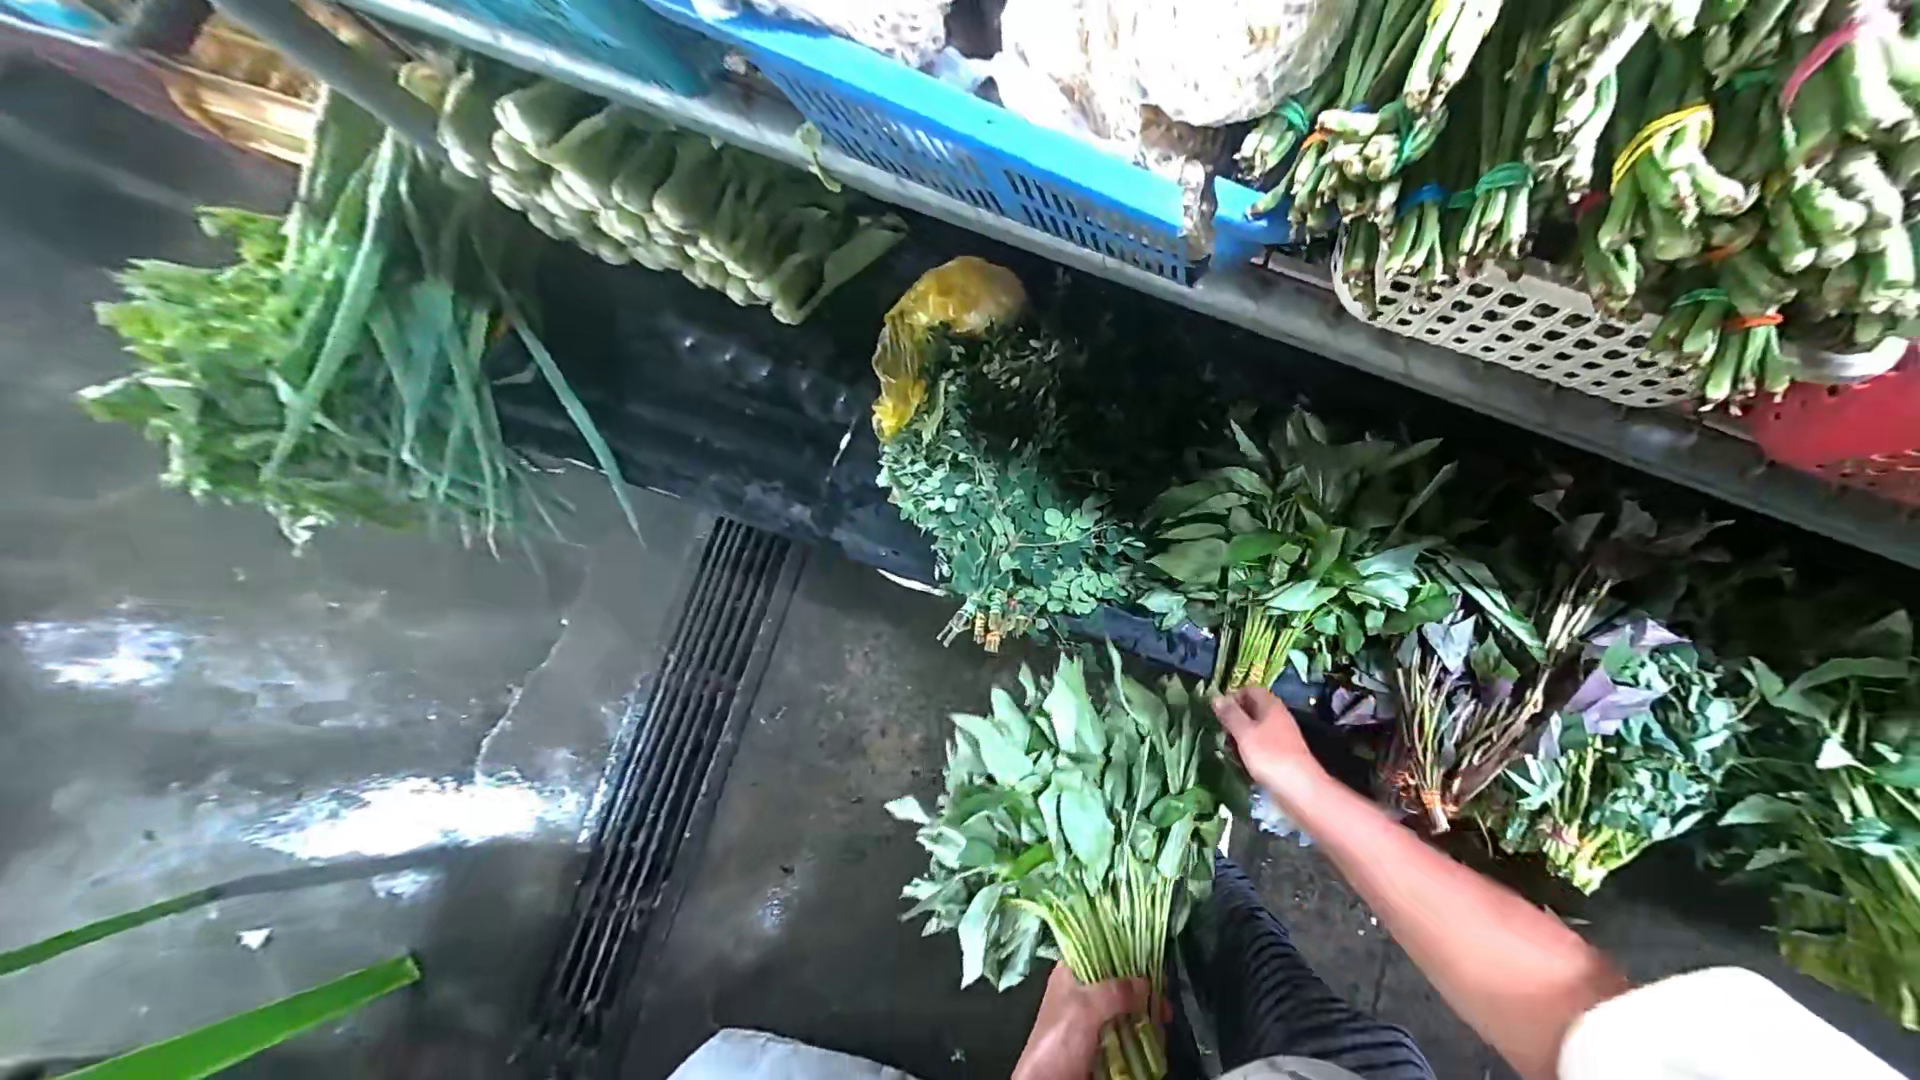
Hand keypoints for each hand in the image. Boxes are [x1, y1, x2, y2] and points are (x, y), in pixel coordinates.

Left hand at [1011, 965, 1152, 1079]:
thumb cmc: (1061, 1038)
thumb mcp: (1085, 1008)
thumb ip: (1115, 991)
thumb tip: (1146, 983)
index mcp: (1070, 972)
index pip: (1098, 950)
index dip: (1122, 951)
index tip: (1149, 955)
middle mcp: (1081, 990)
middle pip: (1116, 981)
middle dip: (1140, 987)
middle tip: (1164, 995)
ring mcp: (1091, 1018)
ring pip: (1123, 1007)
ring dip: (1144, 1011)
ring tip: (1166, 1016)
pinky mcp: (1101, 1043)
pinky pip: (1125, 1031)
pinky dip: (1141, 1032)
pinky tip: (1158, 1035)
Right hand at [1211, 687, 1327, 801]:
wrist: (1301, 789)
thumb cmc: (1270, 756)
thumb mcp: (1244, 733)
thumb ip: (1230, 714)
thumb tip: (1216, 697)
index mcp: (1271, 706)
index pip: (1251, 689)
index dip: (1233, 695)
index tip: (1219, 710)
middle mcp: (1279, 717)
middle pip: (1253, 707)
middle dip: (1235, 715)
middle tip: (1220, 727)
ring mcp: (1282, 736)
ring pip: (1256, 726)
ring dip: (1241, 732)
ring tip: (1227, 744)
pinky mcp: (1283, 753)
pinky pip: (1261, 742)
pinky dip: (1249, 746)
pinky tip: (1241, 757)